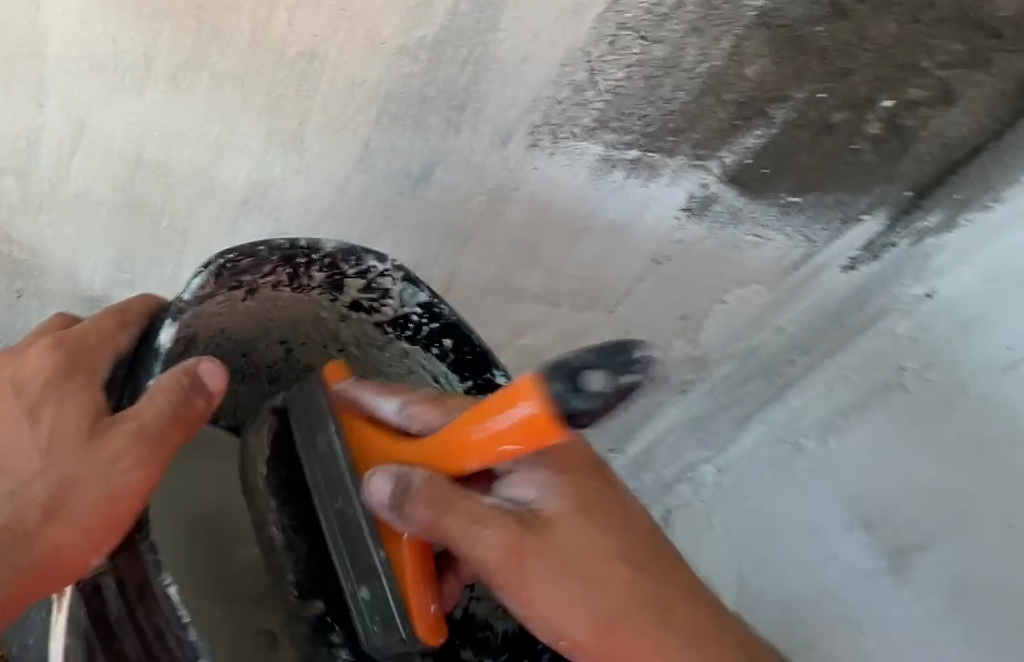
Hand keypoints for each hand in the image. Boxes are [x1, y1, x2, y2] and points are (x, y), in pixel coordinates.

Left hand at [0, 295, 229, 661]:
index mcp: (64, 356)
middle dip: (112, 340)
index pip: (122, 313)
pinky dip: (44, 394)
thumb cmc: (52, 510)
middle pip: (78, 329)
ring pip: (43, 357)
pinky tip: (53, 440)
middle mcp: (21, 358)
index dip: (155, 315)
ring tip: (100, 409)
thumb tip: (210, 365)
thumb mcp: (133, 460)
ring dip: (74, 366)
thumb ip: (175, 406)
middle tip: (141, 377)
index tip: (177, 324)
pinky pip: (18, 388)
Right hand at [336, 379, 780, 661]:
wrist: (685, 656)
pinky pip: (488, 515)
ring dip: (430, 522)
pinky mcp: (551, 519)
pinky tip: (442, 582)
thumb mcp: (504, 549)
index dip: (382, 400)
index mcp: (525, 438)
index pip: (437, 408)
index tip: (337, 388)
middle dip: (402, 473)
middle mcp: (532, 449)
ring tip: (397, 554)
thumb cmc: (595, 592)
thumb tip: (375, 481)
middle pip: (448, 448)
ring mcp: (544, 485)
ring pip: (464, 487)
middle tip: (353, 474)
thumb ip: (434, 507)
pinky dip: (460, 543)